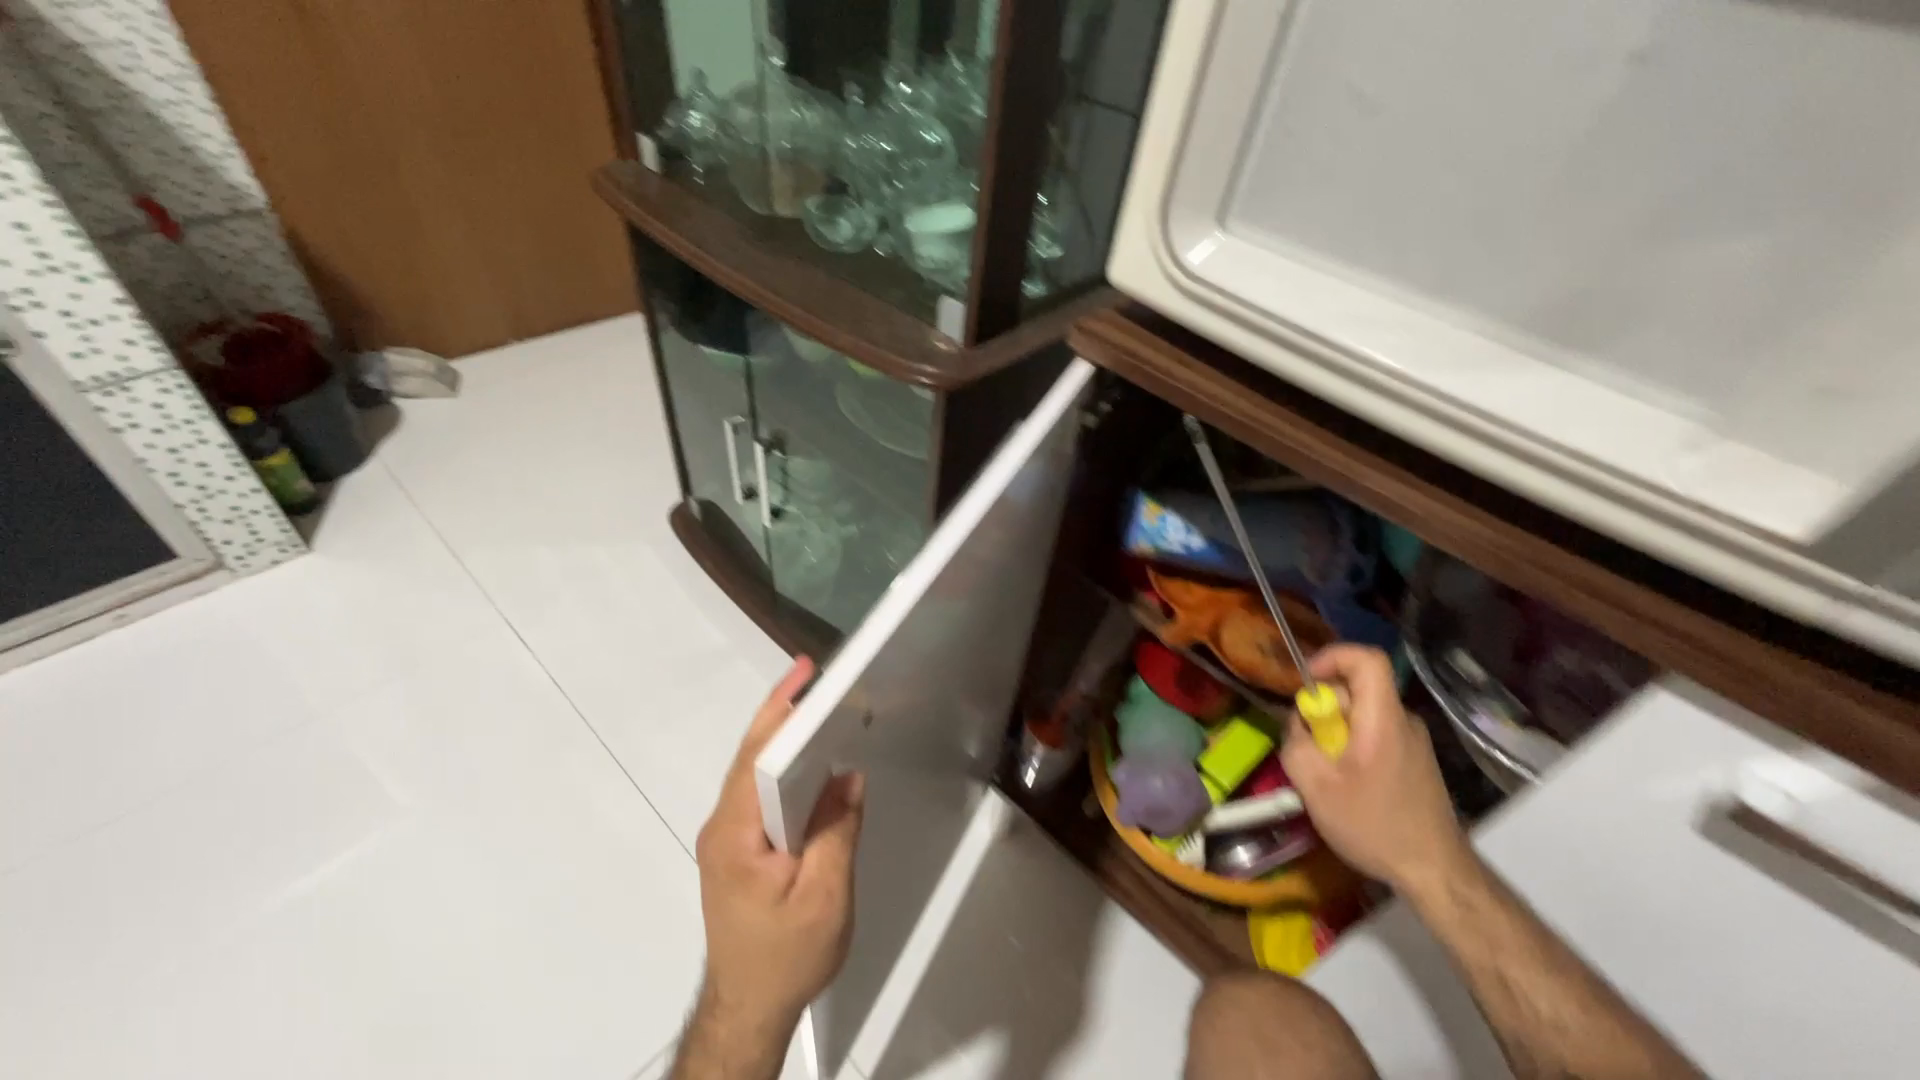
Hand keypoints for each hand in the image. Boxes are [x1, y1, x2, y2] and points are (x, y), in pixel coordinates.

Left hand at [693, 656, 866, 1031]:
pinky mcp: (737, 850)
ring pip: (755, 775)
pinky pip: (761, 796)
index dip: (782, 713)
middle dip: (782, 713)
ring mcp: (727, 839)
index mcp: (737, 833)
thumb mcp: (825, 895)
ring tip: (819, 708)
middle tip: (814, 675)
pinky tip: (811, 764)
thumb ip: (836, 830)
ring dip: (784, 740)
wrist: (749, 1008)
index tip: (805, 675)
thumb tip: (848, 775)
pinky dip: (785, 771)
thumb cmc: (787, 956)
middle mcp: (723, 827)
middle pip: (752, 758)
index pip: (758, 757)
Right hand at [1281, 645, 1470, 896]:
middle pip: (1358, 690)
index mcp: (1383, 719)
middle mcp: (1403, 721)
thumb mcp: (1315, 787)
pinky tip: (1347, 788)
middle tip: (1306, 746)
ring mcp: (1413, 742)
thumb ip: (1296, 744)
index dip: (1331, 657)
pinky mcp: (1415, 761)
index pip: (1366, 659)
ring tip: (1324, 775)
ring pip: (1363, 716)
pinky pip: (1375, 736)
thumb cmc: (1374, 825)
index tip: (1306, 684)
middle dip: (1324, 709)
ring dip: (1336, 734)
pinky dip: (1352, 749)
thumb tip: (1297, 725)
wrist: (1434, 871)